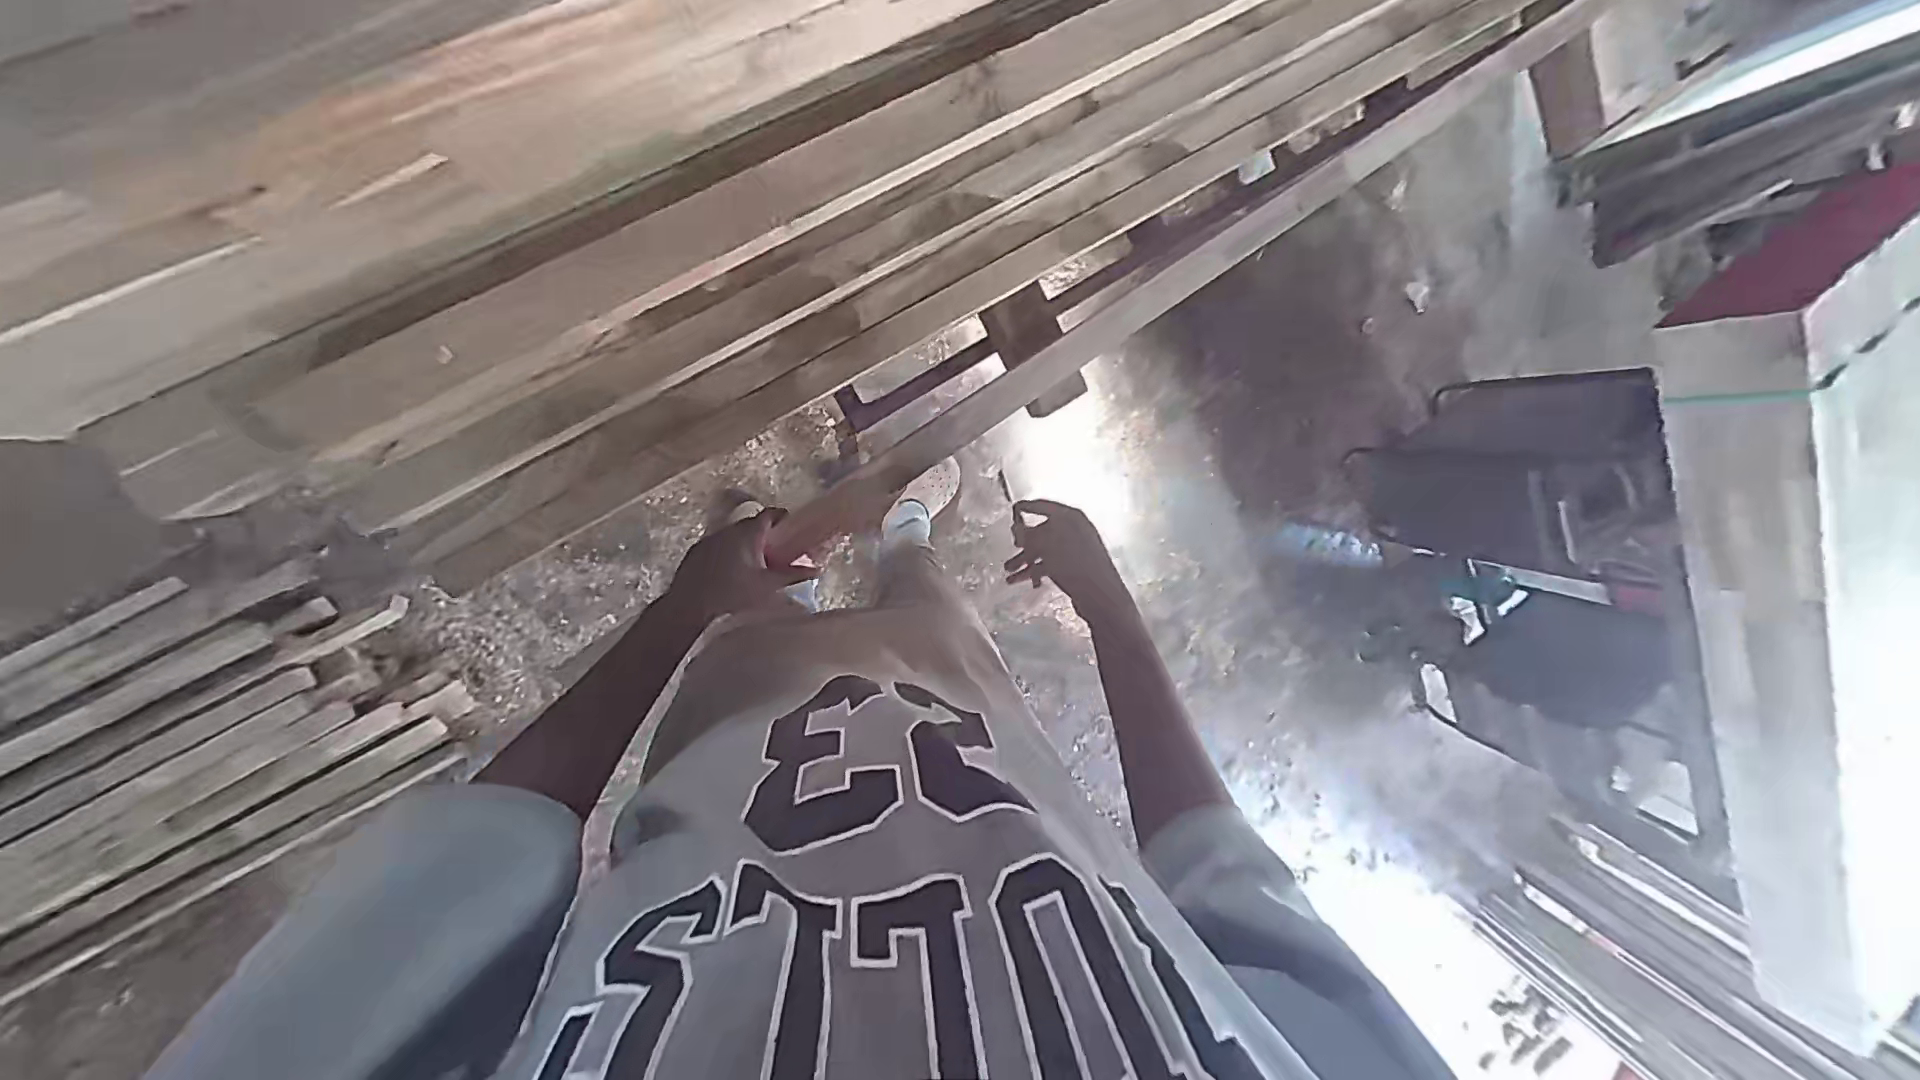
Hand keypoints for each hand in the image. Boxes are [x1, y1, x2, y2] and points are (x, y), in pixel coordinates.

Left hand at [666, 508, 817, 622]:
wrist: (687, 620)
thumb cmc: (735, 600)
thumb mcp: (772, 588)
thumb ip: (795, 575)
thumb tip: (815, 569)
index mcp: (745, 534)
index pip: (769, 515)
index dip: (784, 520)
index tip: (795, 532)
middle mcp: (723, 533)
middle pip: (749, 527)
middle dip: (766, 539)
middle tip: (781, 556)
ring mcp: (704, 546)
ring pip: (731, 541)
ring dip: (746, 550)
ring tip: (759, 571)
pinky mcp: (691, 562)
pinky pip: (716, 553)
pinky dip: (729, 560)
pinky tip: (735, 582)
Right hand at [1004, 499, 1134, 622]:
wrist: (1099, 595)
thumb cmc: (1075, 564)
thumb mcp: (1045, 545)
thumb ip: (1027, 535)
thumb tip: (1016, 530)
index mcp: (1070, 518)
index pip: (1043, 506)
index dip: (1025, 507)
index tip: (1014, 509)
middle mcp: (1074, 530)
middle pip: (1042, 530)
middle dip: (1023, 540)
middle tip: (1012, 545)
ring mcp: (1075, 549)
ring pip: (1043, 550)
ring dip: (1024, 559)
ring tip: (1008, 569)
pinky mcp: (1075, 567)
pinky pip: (1049, 564)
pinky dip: (1033, 571)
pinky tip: (1019, 580)